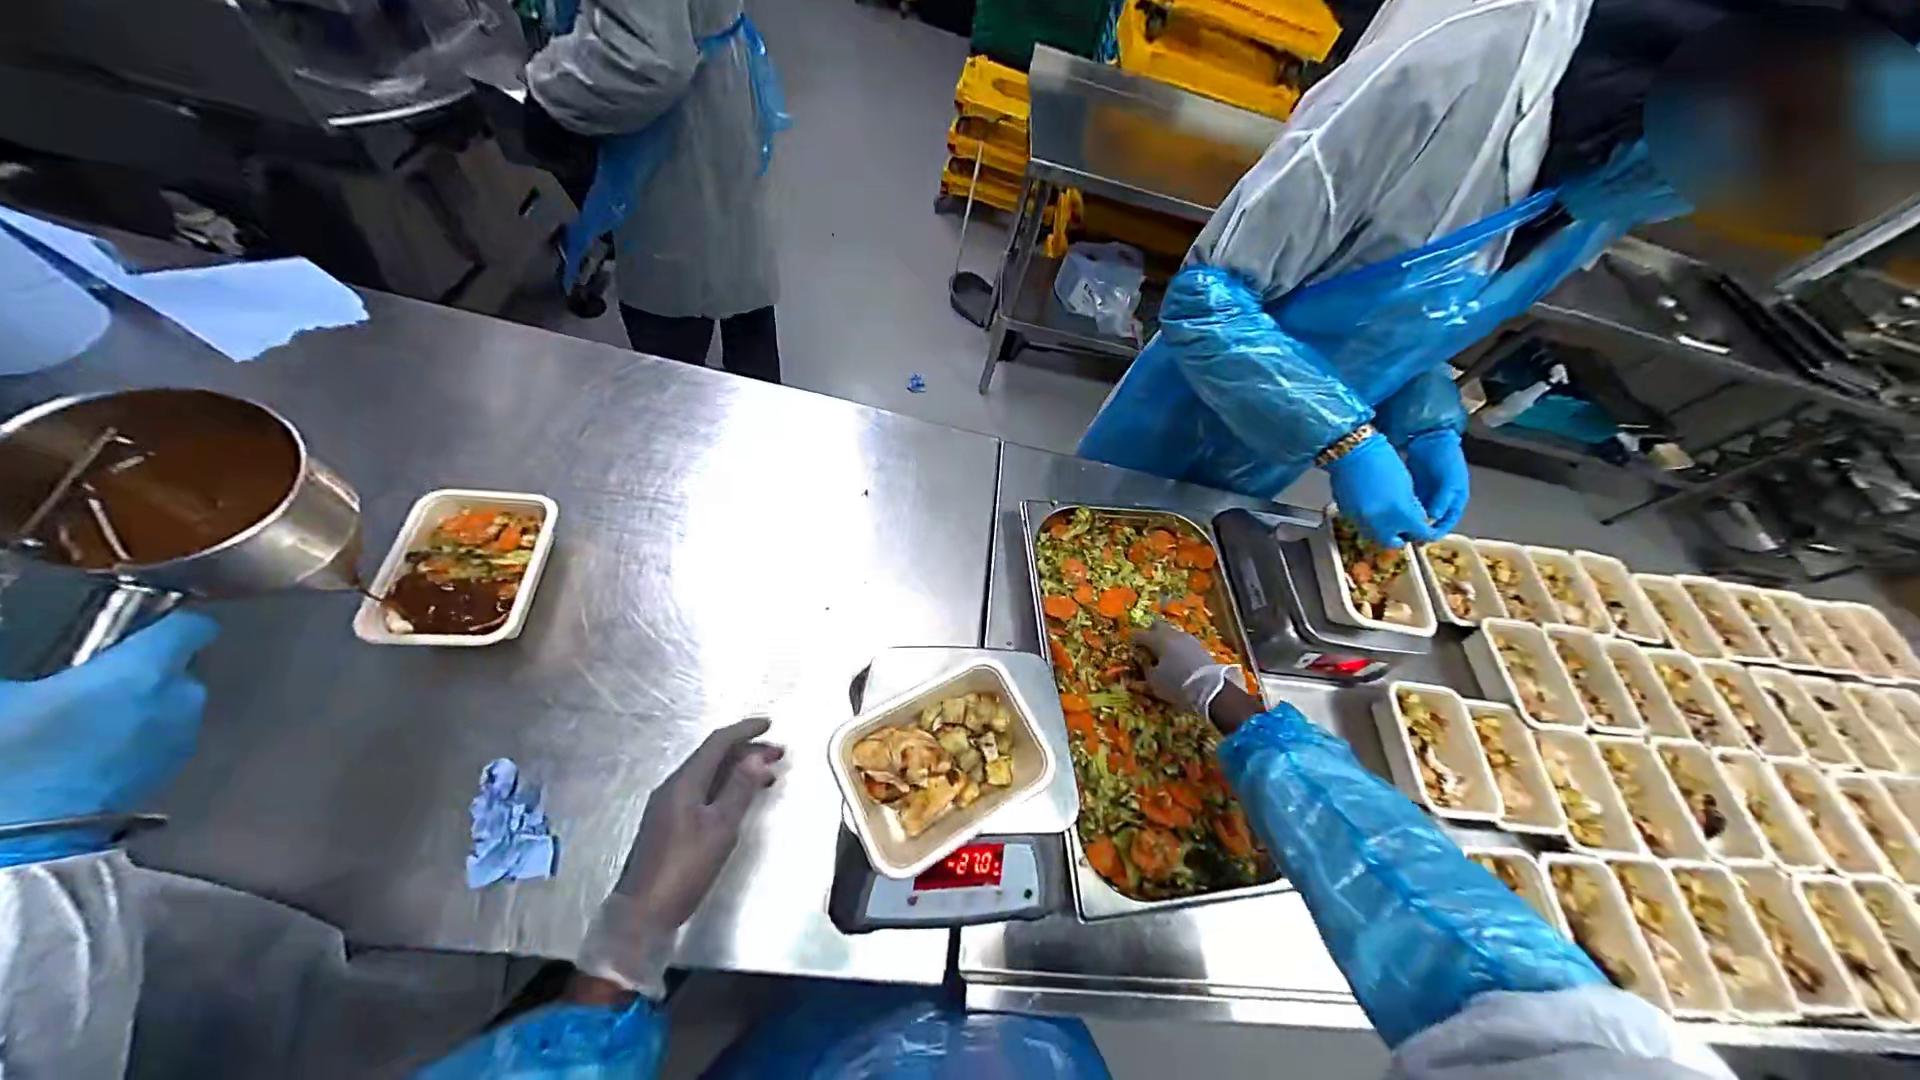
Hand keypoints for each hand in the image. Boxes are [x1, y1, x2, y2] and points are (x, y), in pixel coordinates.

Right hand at [0, 612, 217, 865]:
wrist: (22, 835)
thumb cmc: (7, 757)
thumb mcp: (0, 700)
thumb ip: (14, 667)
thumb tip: (12, 645)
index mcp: (144, 671)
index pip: (191, 627)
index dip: (173, 622)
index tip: (147, 626)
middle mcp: (181, 695)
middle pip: (179, 666)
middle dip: (144, 668)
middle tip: (93, 678)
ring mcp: (184, 731)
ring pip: (175, 700)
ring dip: (144, 701)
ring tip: (88, 715)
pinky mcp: (175, 762)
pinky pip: (167, 731)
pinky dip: (142, 730)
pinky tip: (96, 744)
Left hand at [576, 717, 782, 996]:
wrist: (641, 915)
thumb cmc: (685, 868)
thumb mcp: (721, 828)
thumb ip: (739, 789)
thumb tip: (758, 757)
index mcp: (684, 783)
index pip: (717, 743)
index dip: (745, 730)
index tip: (770, 724)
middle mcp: (674, 787)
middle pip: (713, 757)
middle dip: (747, 750)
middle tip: (779, 754)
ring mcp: (669, 805)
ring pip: (709, 774)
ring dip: (739, 770)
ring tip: (768, 776)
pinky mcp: (670, 823)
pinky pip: (703, 790)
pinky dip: (726, 786)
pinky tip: (741, 798)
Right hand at [1135, 619, 1241, 718]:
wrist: (1211, 688)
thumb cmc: (1176, 684)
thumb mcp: (1154, 681)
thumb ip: (1146, 669)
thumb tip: (1144, 662)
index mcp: (1157, 639)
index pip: (1139, 634)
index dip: (1133, 640)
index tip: (1131, 646)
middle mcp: (1172, 634)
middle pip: (1158, 626)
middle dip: (1151, 633)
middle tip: (1147, 646)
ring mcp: (1189, 639)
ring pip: (1173, 634)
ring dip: (1167, 640)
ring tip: (1164, 654)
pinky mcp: (1201, 647)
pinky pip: (1184, 643)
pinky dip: (1179, 648)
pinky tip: (1179, 659)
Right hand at [1323, 433, 1436, 547]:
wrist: (1352, 452)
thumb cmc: (1383, 461)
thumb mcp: (1406, 484)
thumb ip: (1410, 506)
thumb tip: (1413, 518)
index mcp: (1400, 513)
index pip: (1421, 533)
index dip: (1427, 533)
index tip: (1429, 530)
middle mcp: (1379, 522)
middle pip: (1394, 543)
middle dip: (1402, 537)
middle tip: (1407, 529)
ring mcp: (1360, 520)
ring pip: (1375, 536)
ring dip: (1385, 532)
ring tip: (1389, 520)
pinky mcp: (1347, 514)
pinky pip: (1362, 526)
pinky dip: (1370, 523)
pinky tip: (1373, 510)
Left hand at [1405, 429, 1469, 534]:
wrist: (1432, 441)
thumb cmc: (1445, 460)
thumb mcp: (1448, 481)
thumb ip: (1441, 500)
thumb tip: (1432, 519)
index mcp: (1456, 500)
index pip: (1446, 522)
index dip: (1435, 532)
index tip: (1422, 540)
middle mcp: (1442, 500)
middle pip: (1431, 521)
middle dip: (1419, 529)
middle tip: (1404, 537)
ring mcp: (1429, 494)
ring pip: (1419, 514)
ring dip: (1410, 521)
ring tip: (1397, 528)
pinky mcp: (1417, 489)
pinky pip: (1411, 504)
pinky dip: (1404, 510)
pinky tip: (1393, 515)